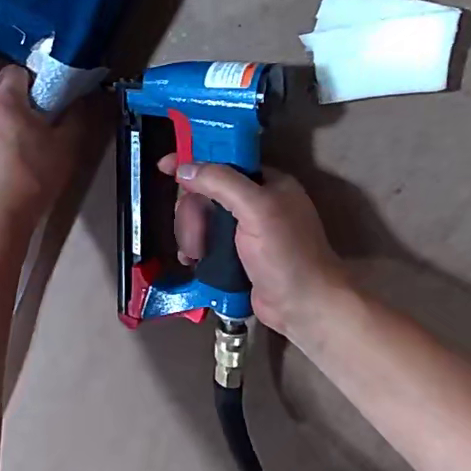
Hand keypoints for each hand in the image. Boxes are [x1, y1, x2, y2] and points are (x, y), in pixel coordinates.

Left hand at [0, 67, 88, 259]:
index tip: (49, 96)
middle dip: (19, 95)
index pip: (17, 70)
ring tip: (23, 139)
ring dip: (4, 115)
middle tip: (39, 115)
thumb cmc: (30, 181)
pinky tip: (6, 157)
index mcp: (3, 101)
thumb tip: (84, 99)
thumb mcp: (65, 148)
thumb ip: (76, 116)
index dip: (36, 79)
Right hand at [155, 157, 351, 338]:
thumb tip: (183, 168)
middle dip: (192, 213)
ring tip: (194, 255)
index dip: (194, 161)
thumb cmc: (286, 254)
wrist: (305, 310)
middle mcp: (255, 201)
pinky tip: (193, 260)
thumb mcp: (256, 209)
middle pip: (205, 191)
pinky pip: (204, 240)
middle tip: (193, 234)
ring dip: (191, 234)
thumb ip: (220, 182)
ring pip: (201, 217)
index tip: (164, 167)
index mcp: (267, 182)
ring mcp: (244, 229)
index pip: (223, 160)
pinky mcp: (235, 254)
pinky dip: (194, 248)